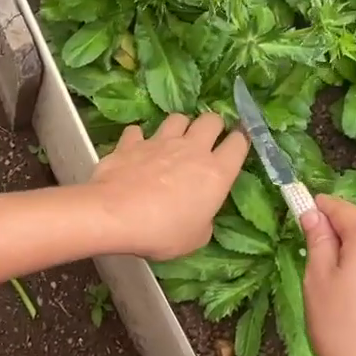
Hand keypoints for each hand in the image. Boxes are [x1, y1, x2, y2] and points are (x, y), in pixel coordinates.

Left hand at [86, 113, 247, 260]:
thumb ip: (204, 219)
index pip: (239, 144)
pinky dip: (138, 137)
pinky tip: (136, 148)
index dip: (241, 141)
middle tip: (207, 139)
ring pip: (177, 118)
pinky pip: (137, 131)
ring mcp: (160, 141)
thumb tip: (200, 213)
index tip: (237, 145)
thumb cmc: (162, 231)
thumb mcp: (196, 237)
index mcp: (216, 172)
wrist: (115, 214)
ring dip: (179, 126)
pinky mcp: (131, 142)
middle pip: (211, 120)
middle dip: (212, 125)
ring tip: (174, 140)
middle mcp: (191, 149)